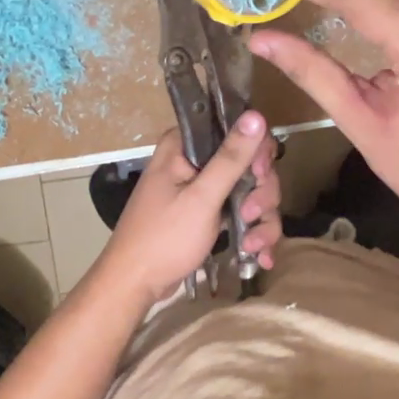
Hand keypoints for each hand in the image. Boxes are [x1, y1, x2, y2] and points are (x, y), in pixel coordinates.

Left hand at [86, 111, 281, 306]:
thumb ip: (230, 158)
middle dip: (260, 194)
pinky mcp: (209, 215)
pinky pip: (243, 215)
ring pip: (252, 192)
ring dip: (260, 220)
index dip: (256, 152)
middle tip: (249, 215)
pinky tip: (260, 256)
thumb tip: (256, 115)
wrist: (137, 283)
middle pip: (251, 164)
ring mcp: (203, 191)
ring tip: (252, 246)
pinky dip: (255, 234)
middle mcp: (195, 163)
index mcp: (185, 147)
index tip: (258, 174)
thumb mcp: (201, 198)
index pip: (236, 130)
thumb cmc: (163, 237)